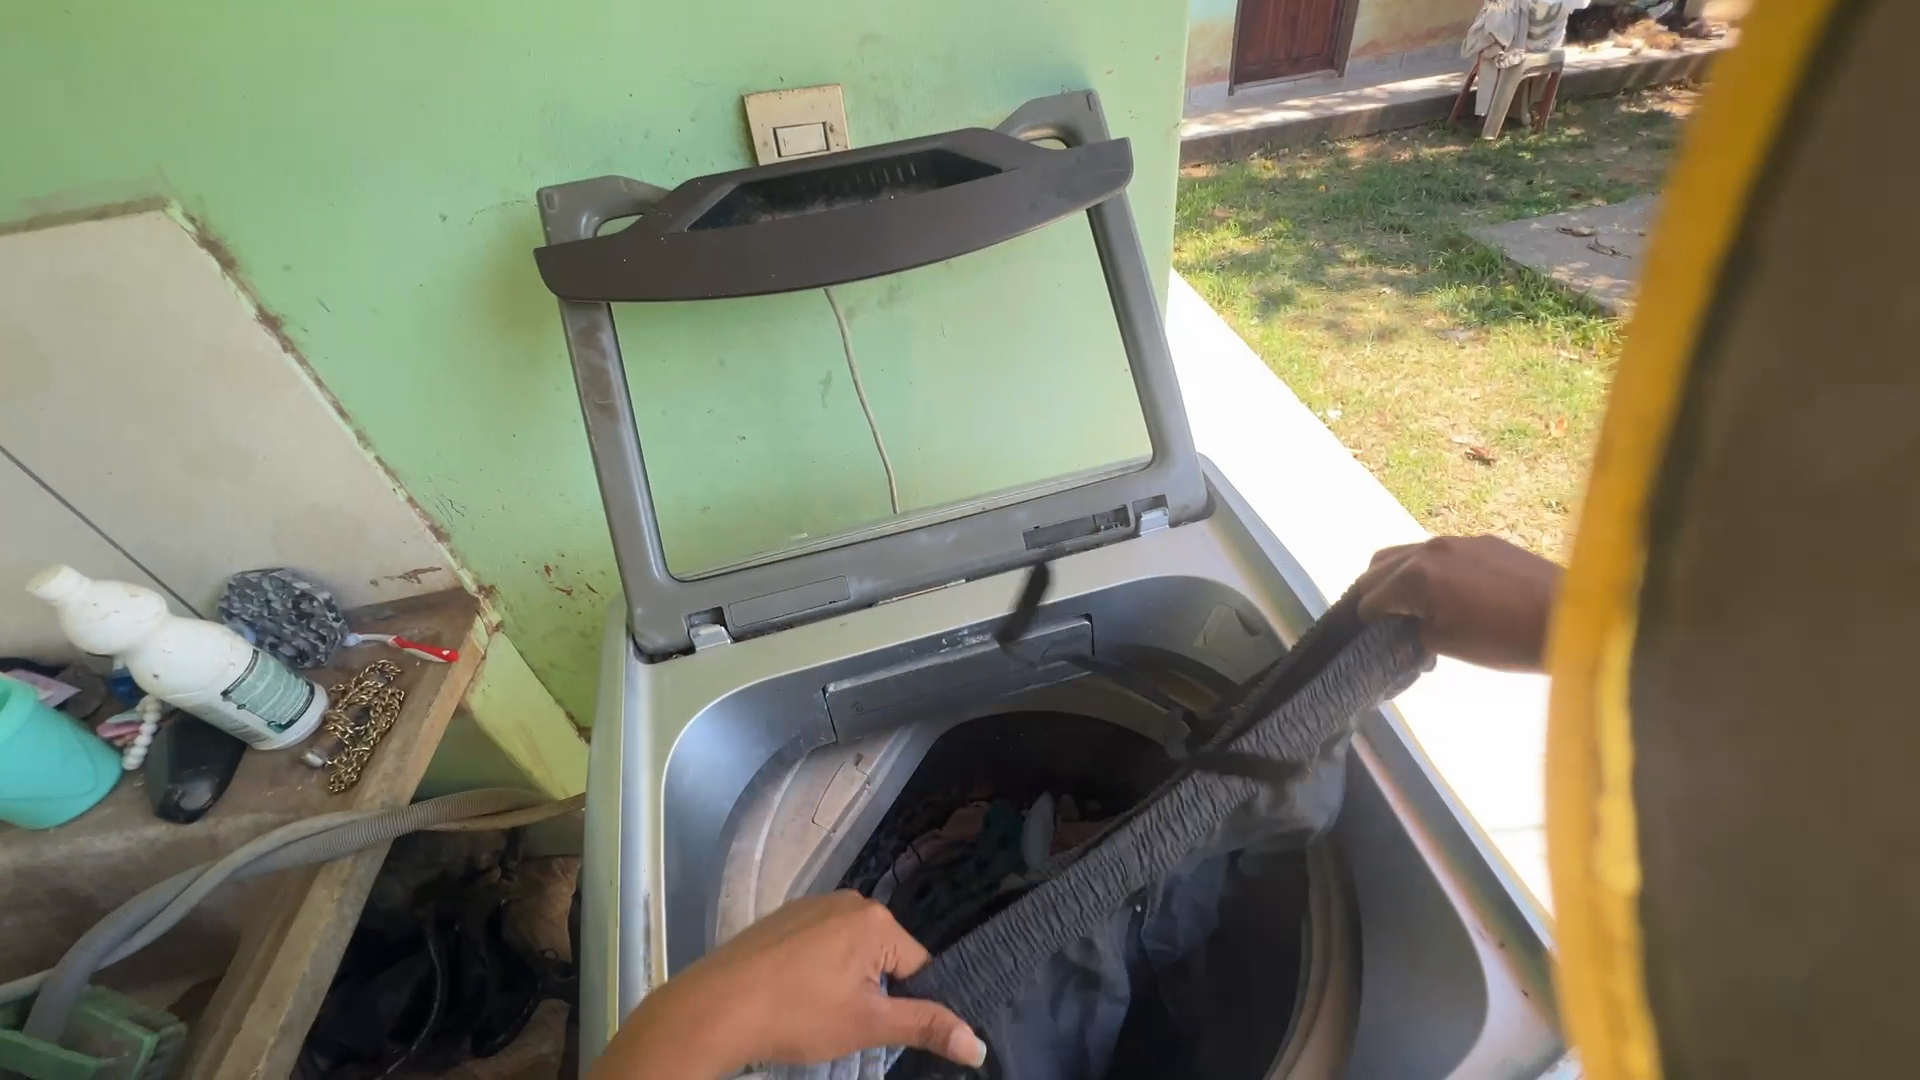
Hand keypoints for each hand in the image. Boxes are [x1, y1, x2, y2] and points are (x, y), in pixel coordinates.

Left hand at [590, 892, 986, 1078]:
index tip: (880, 1027)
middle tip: (845, 1021)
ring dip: (847, 977)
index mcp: (877, 920)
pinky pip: (822, 939)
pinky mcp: (789, 913)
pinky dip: (819, 965)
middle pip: (885, 953)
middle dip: (874, 989)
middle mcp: (852, 899)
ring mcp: (817, 902)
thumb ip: (925, 1026)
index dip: (906, 1001)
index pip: (917, 965)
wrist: (719, 1004)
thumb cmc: (799, 1014)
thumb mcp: (867, 1025)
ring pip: (852, 947)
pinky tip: (796, 990)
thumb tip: (980, 1045)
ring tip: (818, 1009)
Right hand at [1353, 535, 1562, 671]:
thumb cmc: (1504, 639)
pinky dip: (1429, 569)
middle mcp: (1427, 549)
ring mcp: (1456, 540)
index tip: (1375, 637)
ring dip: (1399, 576)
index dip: (1368, 621)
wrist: (1578, 618)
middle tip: (1388, 620)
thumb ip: (1411, 629)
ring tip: (1416, 603)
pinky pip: (1439, 552)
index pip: (1370, 598)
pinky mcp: (1482, 541)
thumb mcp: (1444, 643)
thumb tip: (1403, 627)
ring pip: (1406, 553)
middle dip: (1376, 593)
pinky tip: (1450, 591)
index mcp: (1413, 576)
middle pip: (1377, 567)